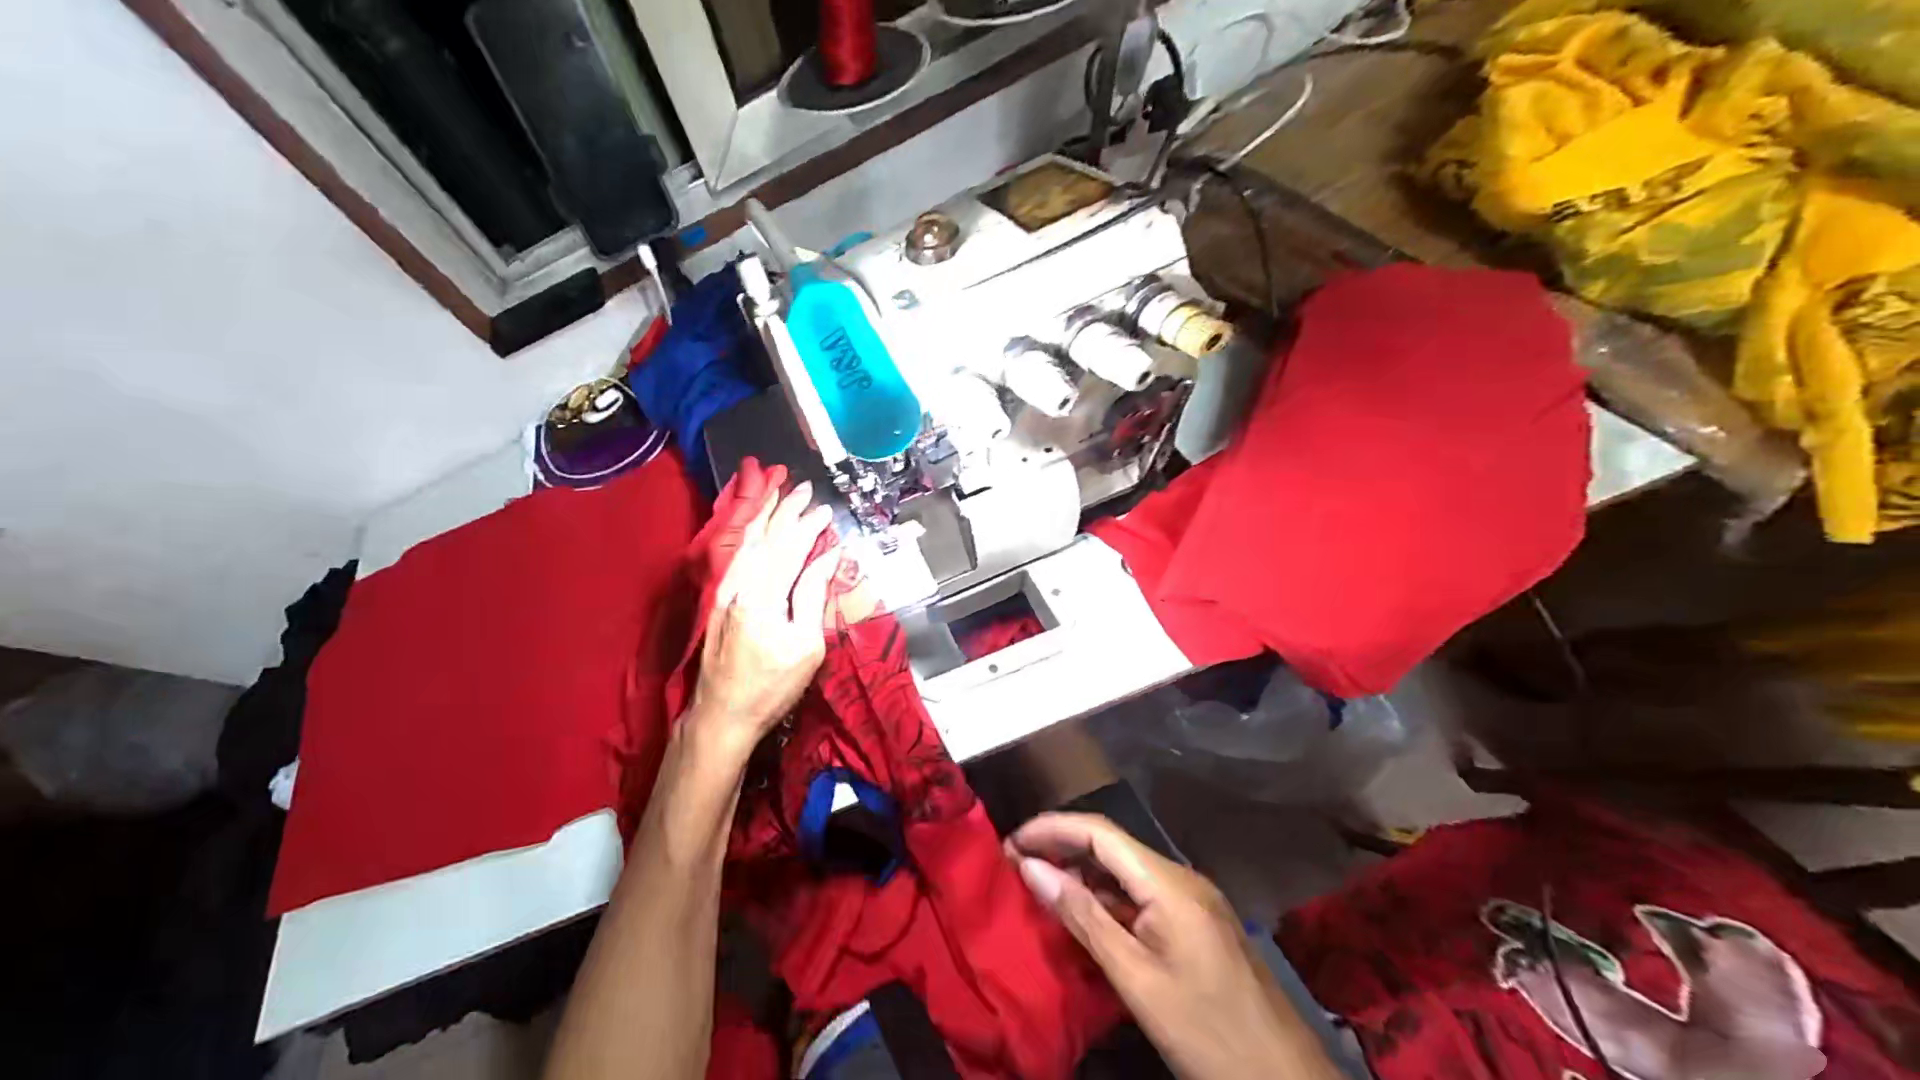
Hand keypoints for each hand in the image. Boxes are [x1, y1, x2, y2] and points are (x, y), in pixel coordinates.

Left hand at [688, 480, 838, 759]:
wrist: (721, 714)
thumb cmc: (771, 686)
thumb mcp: (806, 646)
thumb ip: (812, 595)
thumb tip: (828, 557)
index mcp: (762, 597)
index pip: (790, 548)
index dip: (808, 526)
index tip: (825, 509)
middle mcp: (738, 585)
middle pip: (765, 537)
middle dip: (785, 509)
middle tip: (803, 487)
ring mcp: (723, 590)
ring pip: (746, 541)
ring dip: (763, 514)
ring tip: (776, 490)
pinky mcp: (717, 599)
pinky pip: (735, 554)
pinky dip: (748, 532)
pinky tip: (756, 524)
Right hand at [1010, 813, 1335, 1079]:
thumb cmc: (1206, 1031)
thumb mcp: (1134, 977)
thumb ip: (1082, 916)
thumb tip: (1030, 868)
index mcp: (1169, 882)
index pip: (1100, 831)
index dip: (1052, 828)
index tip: (1010, 842)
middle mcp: (1182, 879)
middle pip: (1113, 846)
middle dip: (1063, 847)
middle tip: (1015, 865)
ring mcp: (1193, 902)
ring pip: (1126, 872)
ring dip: (1083, 874)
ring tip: (1038, 887)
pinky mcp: (1196, 925)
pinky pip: (1142, 897)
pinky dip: (1107, 900)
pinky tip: (1083, 917)